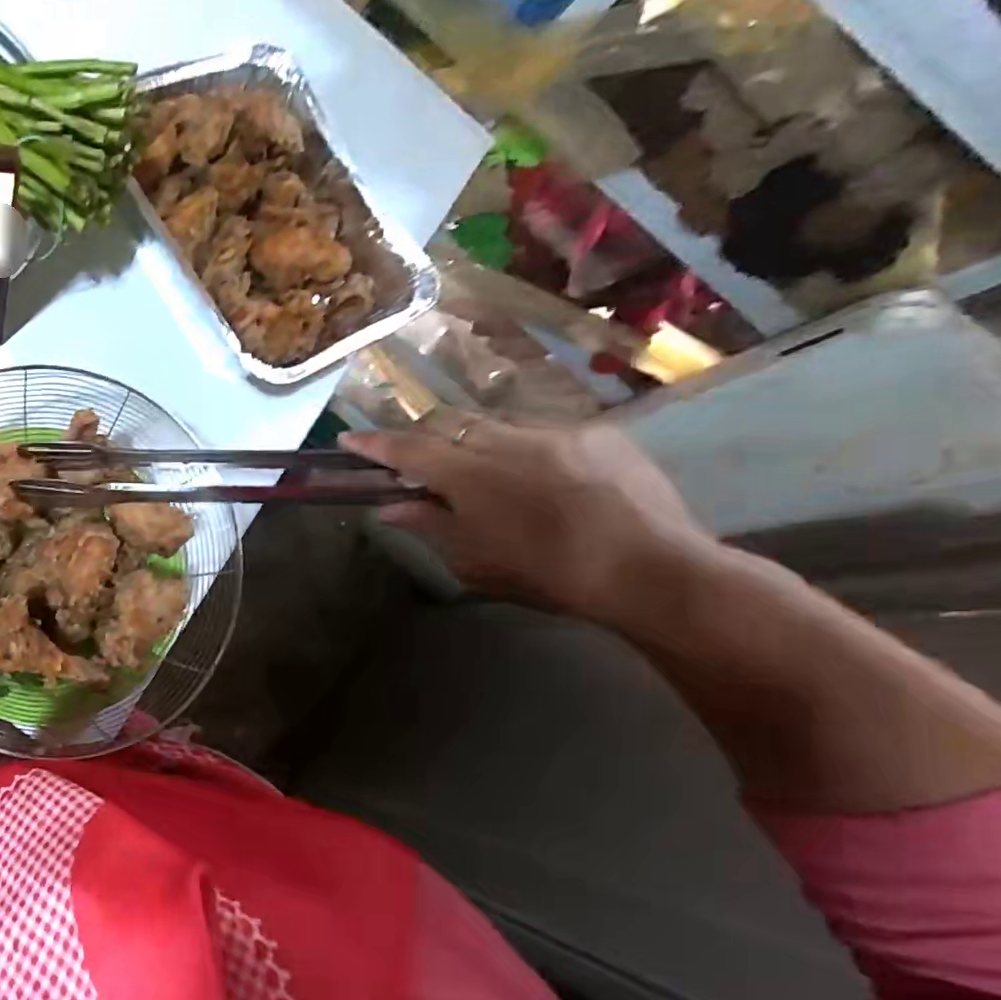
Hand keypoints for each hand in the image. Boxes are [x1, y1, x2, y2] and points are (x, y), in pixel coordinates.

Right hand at [341, 412, 716, 623]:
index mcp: (471, 477)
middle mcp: (507, 441)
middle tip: (425, 468)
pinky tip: (544, 481)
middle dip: (428, 440)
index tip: (349, 439)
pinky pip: (543, 431)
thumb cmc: (549, 576)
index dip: (375, 444)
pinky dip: (525, 450)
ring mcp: (554, 431)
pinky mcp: (596, 433)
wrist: (651, 571)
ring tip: (490, 478)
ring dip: (477, 444)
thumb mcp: (474, 560)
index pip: (408, 450)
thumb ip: (428, 524)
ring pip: (496, 423)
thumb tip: (389, 507)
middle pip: (449, 423)